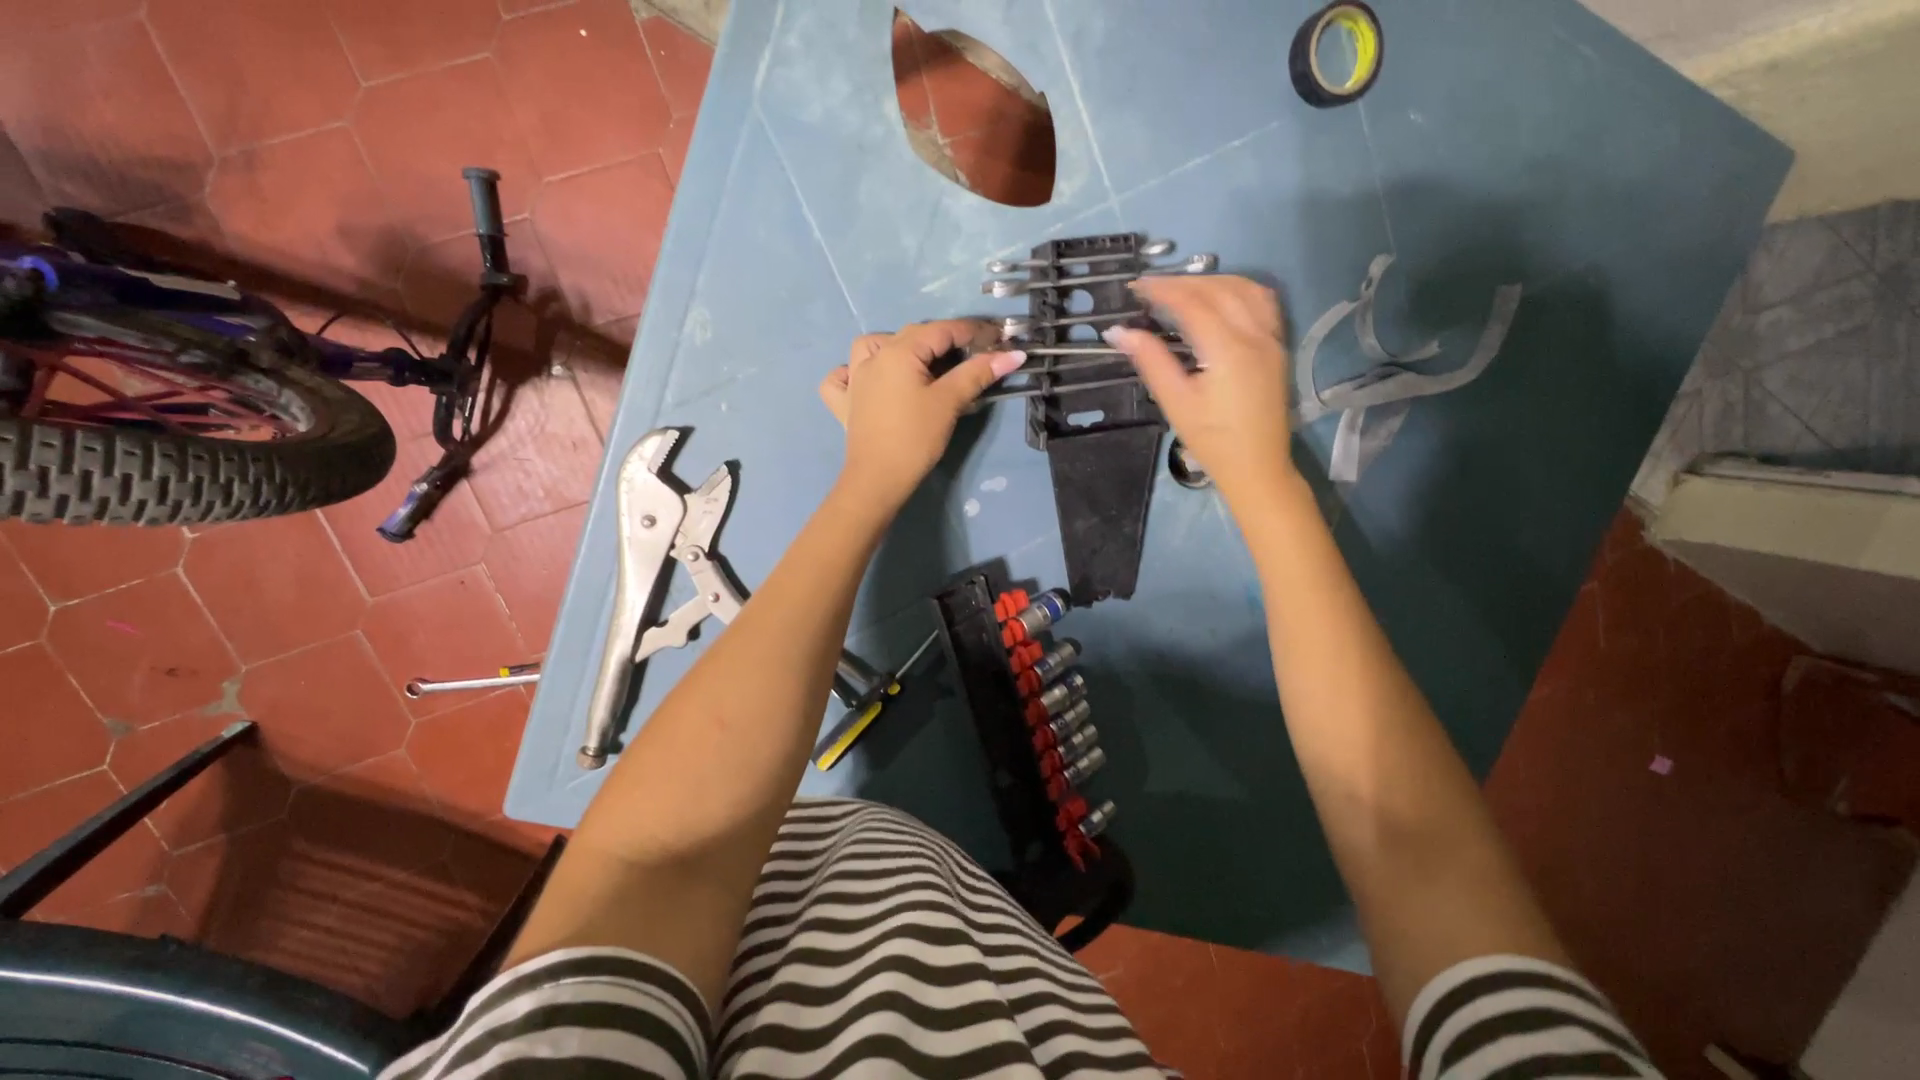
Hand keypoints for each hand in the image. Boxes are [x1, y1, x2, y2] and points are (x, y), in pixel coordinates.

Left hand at [819, 320, 1025, 505]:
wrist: (878, 479)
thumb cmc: (915, 438)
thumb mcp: (949, 402)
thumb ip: (978, 373)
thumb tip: (1013, 354)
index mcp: (899, 351)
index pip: (941, 330)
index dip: (973, 331)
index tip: (999, 339)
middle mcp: (873, 356)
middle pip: (912, 335)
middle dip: (943, 340)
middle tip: (972, 355)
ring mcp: (853, 378)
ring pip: (872, 346)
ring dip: (896, 346)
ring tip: (918, 362)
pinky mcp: (844, 402)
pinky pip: (841, 376)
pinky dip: (852, 373)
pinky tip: (865, 380)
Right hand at [1102, 276, 1297, 504]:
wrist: (1258, 467)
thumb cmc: (1213, 441)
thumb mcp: (1176, 403)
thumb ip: (1150, 361)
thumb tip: (1118, 332)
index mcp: (1229, 350)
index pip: (1193, 303)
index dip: (1162, 289)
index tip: (1136, 287)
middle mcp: (1255, 335)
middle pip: (1218, 289)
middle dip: (1183, 282)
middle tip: (1151, 288)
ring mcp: (1272, 339)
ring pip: (1244, 289)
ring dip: (1211, 281)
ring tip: (1182, 289)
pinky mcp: (1277, 346)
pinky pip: (1262, 302)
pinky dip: (1238, 290)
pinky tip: (1218, 298)